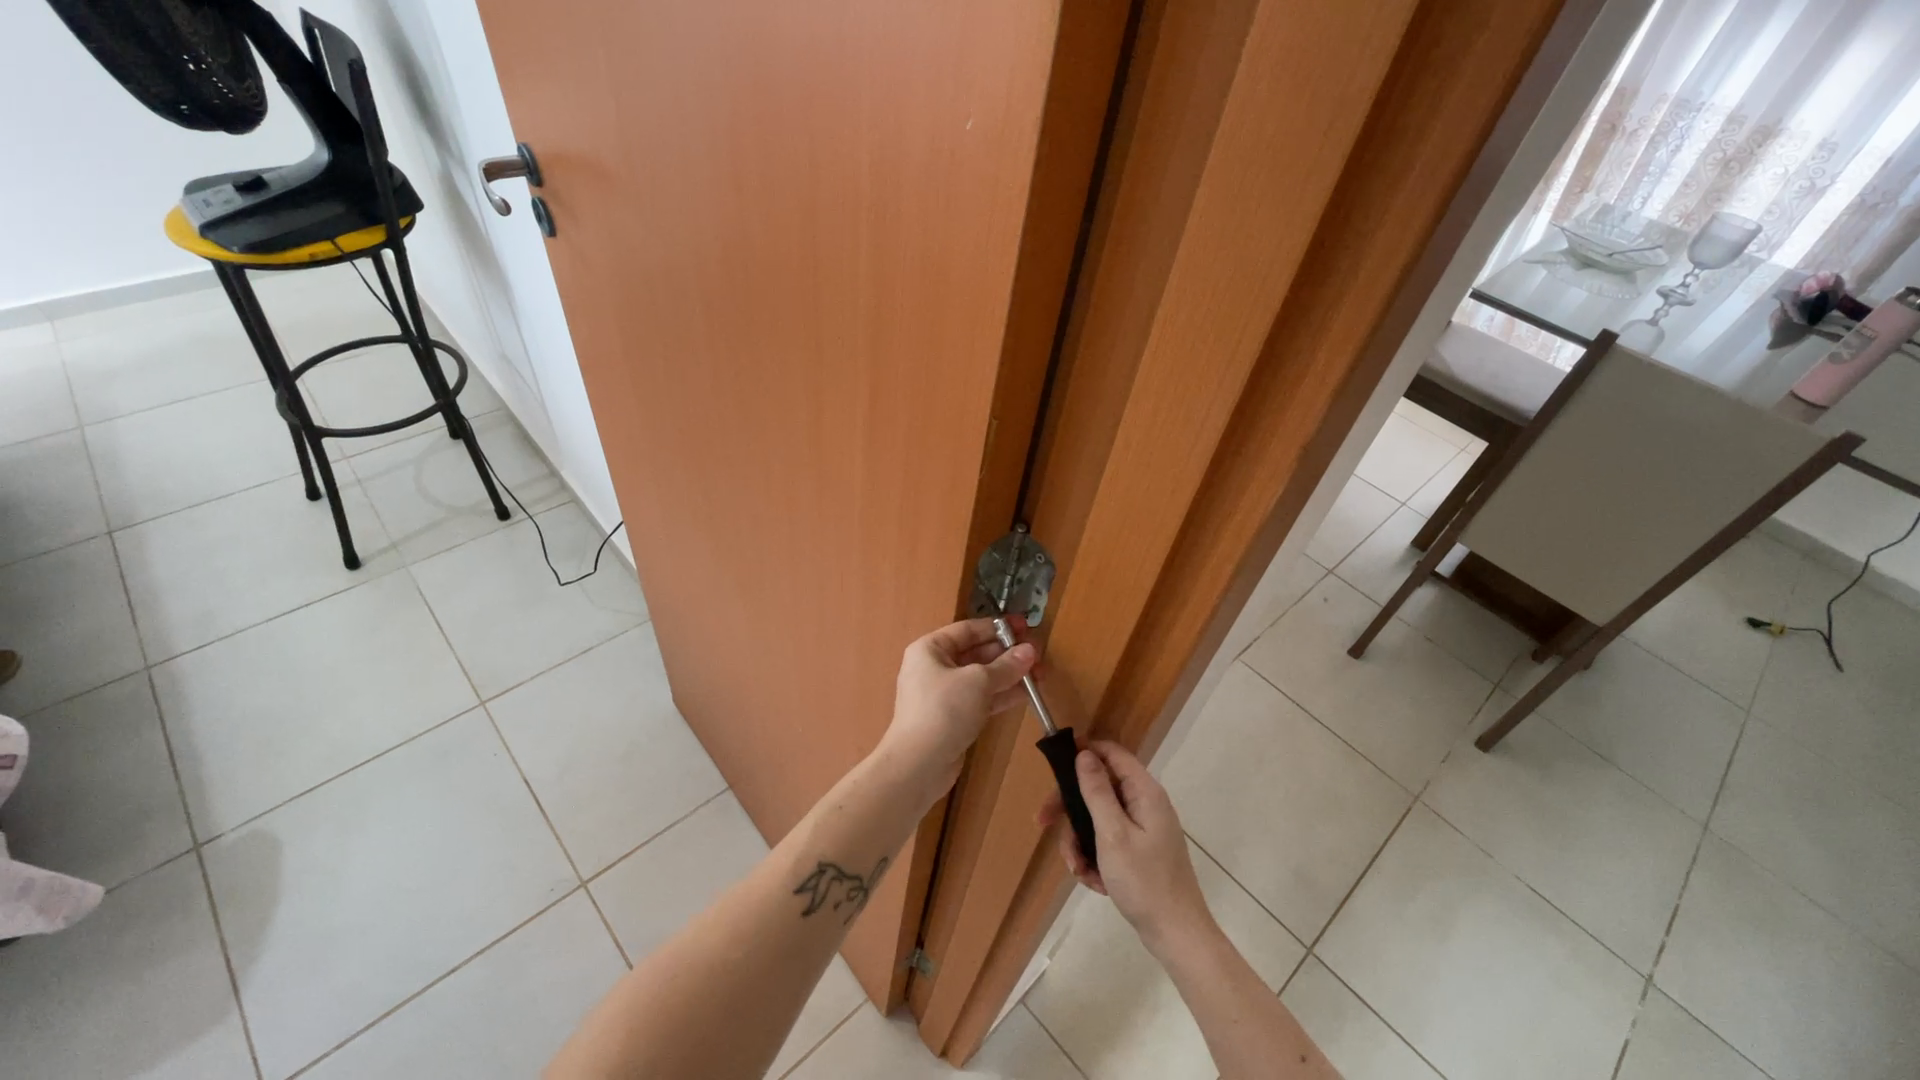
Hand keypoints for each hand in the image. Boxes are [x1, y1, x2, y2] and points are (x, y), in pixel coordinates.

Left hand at [874, 618, 1037, 802]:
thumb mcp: (978, 681)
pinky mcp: (954, 717)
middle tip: (1038, 654)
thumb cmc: (944, 709)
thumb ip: (1006, 665)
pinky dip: (1002, 695)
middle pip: (976, 653)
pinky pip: (981, 699)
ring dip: (1009, 675)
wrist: (920, 763)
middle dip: (1007, 653)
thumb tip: (1030, 650)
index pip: (968, 630)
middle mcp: (934, 668)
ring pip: (981, 678)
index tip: (1025, 626)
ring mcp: (944, 695)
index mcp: (930, 649)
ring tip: (1040, 673)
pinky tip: (1027, 693)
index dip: (997, 627)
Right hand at [1038, 741, 1211, 951]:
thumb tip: (1084, 754)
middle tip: (1043, 824)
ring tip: (1079, 870)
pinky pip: (1107, 842)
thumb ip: (1097, 791)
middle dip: (1070, 809)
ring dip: (1080, 842)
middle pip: (1098, 789)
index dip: (1083, 753)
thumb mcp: (1113, 834)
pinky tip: (1095, 882)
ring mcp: (1143, 829)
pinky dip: (1095, 859)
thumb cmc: (1144, 881)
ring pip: (1097, 819)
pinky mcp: (1139, 851)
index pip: (1112, 753)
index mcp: (1144, 793)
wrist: (1175, 933)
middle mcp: (1145, 804)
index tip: (1054, 767)